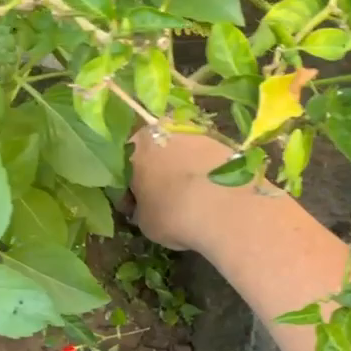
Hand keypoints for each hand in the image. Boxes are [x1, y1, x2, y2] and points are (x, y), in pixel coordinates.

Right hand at [127, 125, 254, 253]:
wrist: (225, 208)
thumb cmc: (172, 214)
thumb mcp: (144, 221)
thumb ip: (140, 208)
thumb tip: (145, 207)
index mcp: (136, 145)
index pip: (125, 168)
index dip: (130, 190)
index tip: (137, 207)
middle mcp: (164, 129)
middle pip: (156, 153)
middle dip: (158, 173)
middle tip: (163, 199)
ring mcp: (197, 132)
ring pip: (183, 152)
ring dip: (183, 170)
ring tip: (191, 198)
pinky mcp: (224, 141)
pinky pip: (206, 159)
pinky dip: (205, 173)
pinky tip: (210, 195)